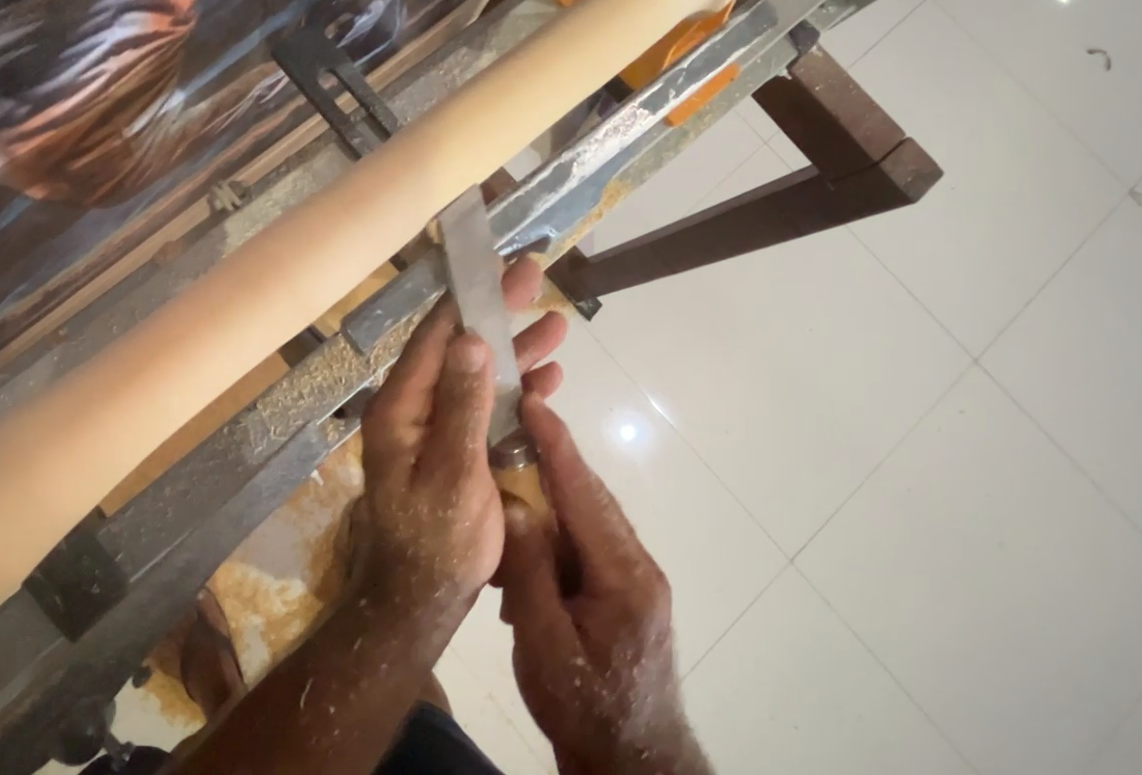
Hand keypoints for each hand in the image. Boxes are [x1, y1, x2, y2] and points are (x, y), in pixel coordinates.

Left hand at [360, 256, 567, 620]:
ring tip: (555, 326)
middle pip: (458, 349)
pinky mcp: (453, 450)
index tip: (500, 266)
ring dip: (514, 353)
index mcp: (400, 407)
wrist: (420, 600)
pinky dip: (515, 393)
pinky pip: (485, 410)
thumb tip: (470, 339)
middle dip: (497, 315)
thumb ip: (462, 405)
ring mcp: (433, 429)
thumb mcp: (453, 472)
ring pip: (477, 377)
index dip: (469, 299)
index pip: (435, 337)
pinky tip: (547, 379)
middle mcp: (412, 409)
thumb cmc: (435, 541)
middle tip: (535, 278)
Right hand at [497, 398, 710, 774]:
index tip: (532, 402)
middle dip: (551, 455)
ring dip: (549, 488)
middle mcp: (635, 566)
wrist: (632, 762)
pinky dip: (552, 524)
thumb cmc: (584, 707)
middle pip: (589, 496)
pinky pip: (583, 541)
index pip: (584, 494)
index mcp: (623, 575)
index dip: (556, 445)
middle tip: (510, 419)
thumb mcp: (545, 644)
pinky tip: (522, 527)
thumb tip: (512, 504)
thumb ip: (529, 572)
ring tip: (506, 464)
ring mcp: (632, 578)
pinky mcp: (621, 591)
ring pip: (586, 516)